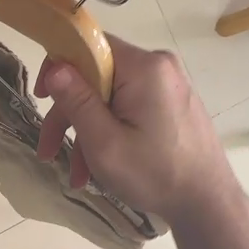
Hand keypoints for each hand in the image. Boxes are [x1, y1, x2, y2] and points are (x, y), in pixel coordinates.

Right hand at [34, 40, 237, 225]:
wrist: (206, 202)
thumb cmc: (154, 173)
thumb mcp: (104, 142)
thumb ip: (77, 102)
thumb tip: (55, 67)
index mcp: (144, 67)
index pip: (90, 46)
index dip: (60, 68)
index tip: (41, 99)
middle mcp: (158, 66)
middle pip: (96, 78)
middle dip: (69, 117)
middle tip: (49, 154)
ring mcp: (166, 85)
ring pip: (109, 99)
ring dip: (87, 135)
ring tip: (78, 176)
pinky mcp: (169, 104)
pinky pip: (127, 110)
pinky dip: (108, 134)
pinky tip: (98, 168)